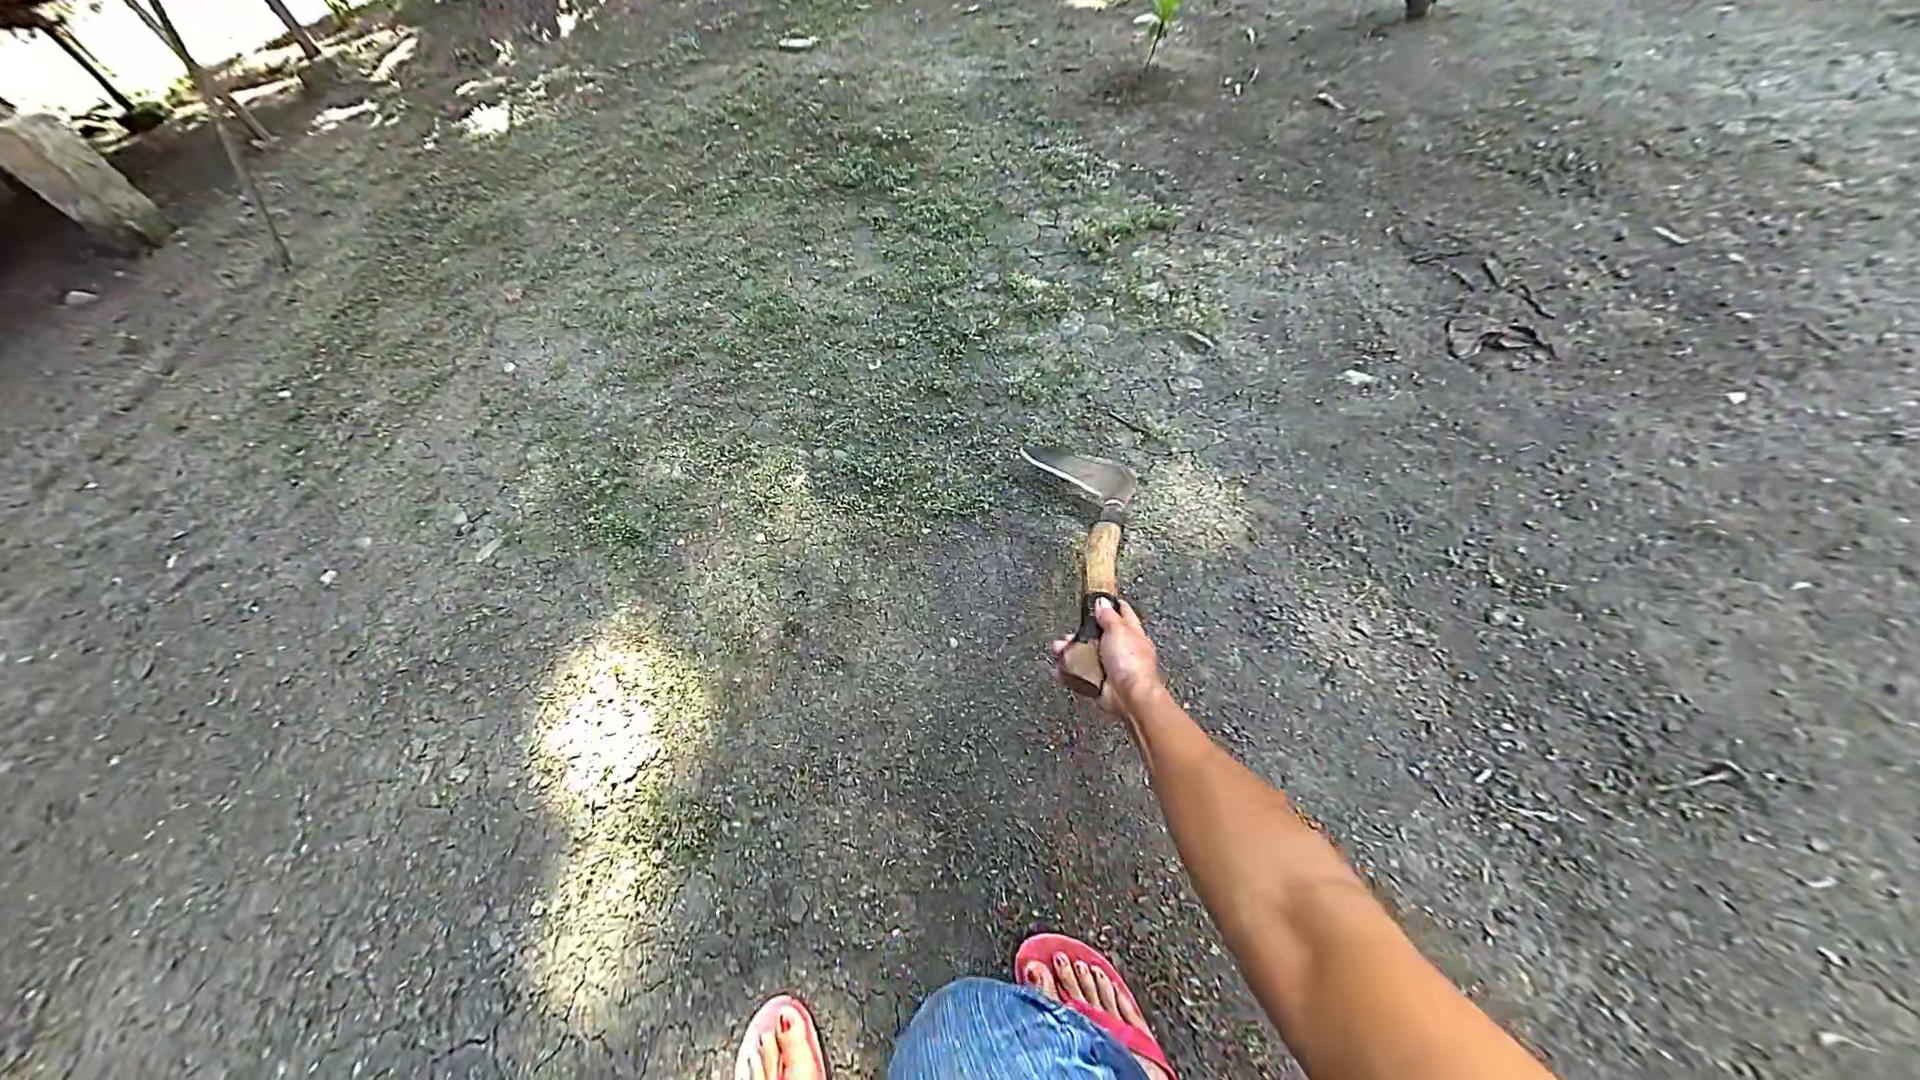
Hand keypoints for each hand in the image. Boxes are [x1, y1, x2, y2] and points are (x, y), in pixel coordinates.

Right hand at [1050, 597, 1163, 719]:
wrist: (1129, 696)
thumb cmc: (1131, 662)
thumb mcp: (1119, 630)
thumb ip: (1108, 616)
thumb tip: (1102, 602)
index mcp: (1132, 634)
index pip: (1122, 614)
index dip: (1111, 606)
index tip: (1098, 600)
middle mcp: (1121, 651)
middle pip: (1097, 637)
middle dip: (1080, 634)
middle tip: (1068, 634)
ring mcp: (1110, 668)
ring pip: (1085, 656)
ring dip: (1069, 652)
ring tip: (1058, 650)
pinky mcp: (1100, 684)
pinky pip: (1079, 676)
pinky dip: (1068, 673)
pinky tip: (1059, 669)